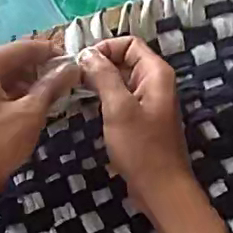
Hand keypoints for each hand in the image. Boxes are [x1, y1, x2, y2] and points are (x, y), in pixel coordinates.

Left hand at [0, 38, 78, 214]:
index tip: (81, 68)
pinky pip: (4, 93)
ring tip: (58, 102)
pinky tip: (37, 113)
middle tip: (72, 88)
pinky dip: (22, 99)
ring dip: (36, 87)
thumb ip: (52, 85)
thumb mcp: (30, 113)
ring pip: (13, 78)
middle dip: (45, 72)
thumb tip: (74, 66)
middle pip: (20, 60)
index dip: (57, 55)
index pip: (29, 46)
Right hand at [78, 37, 203, 222]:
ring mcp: (149, 103)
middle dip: (98, 65)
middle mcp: (155, 83)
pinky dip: (105, 100)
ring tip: (75, 92)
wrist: (160, 188)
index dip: (104, 48)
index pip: (128, 43)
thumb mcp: (118, 108)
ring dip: (99, 83)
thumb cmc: (141, 148)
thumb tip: (87, 54)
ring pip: (121, 81)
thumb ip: (103, 76)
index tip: (79, 64)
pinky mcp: (141, 121)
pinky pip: (121, 100)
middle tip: (72, 79)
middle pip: (124, 60)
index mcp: (156, 74)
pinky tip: (89, 109)